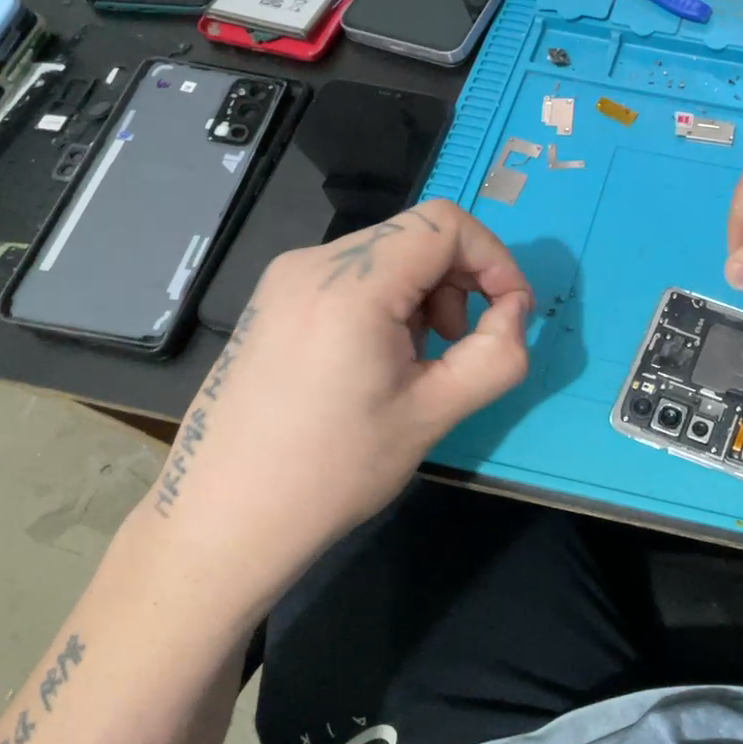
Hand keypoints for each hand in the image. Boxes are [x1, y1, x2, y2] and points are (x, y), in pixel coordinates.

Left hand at [140, 201, 533, 603]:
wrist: (226, 519)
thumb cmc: (334, 470)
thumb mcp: (435, 414)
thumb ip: (498, 354)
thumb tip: (516, 311)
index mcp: (351, 285)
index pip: (446, 224)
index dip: (495, 258)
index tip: (509, 311)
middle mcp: (312, 264)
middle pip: (417, 236)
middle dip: (461, 281)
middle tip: (462, 344)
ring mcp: (286, 280)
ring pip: (387, 255)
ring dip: (427, 294)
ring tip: (421, 359)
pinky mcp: (275, 301)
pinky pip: (353, 276)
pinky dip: (390, 302)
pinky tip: (380, 359)